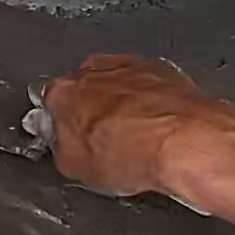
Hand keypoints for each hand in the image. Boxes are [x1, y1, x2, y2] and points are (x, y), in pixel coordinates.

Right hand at [39, 55, 234, 228]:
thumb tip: (55, 138)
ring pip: (115, 83)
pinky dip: (149, 100)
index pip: (46, 99)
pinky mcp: (163, 70)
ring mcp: (129, 67)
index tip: (63, 133)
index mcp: (63, 90)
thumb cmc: (135, 152)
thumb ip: (58, 145)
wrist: (188, 143)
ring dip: (120, 103)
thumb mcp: (76, 167)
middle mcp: (94, 70)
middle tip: (100, 139)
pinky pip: (146, 84)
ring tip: (133, 136)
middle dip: (88, 108)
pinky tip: (157, 125)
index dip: (54, 119)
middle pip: (82, 87)